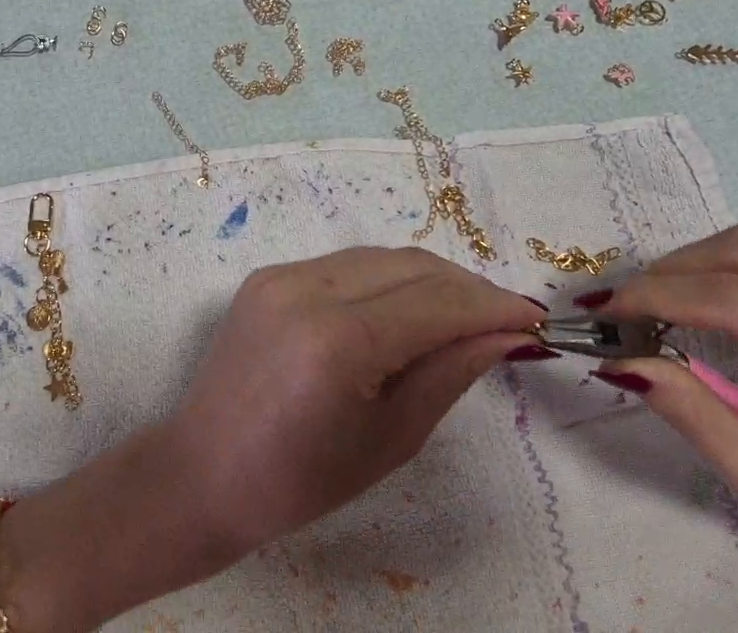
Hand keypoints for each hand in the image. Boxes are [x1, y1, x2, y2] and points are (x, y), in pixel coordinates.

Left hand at [168, 246, 546, 555]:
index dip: (492, 308)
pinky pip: (345, 266)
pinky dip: (387, 280)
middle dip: (467, 288)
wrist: (202, 471)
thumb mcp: (389, 440)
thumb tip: (504, 333)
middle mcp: (306, 291)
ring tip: (465, 314)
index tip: (535, 320)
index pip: (436, 304)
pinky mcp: (267, 276)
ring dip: (430, 279)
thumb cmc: (298, 480)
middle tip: (506, 319)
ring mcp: (281, 276)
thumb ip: (448, 374)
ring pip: (380, 257)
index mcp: (337, 341)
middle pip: (412, 266)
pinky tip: (407, 308)